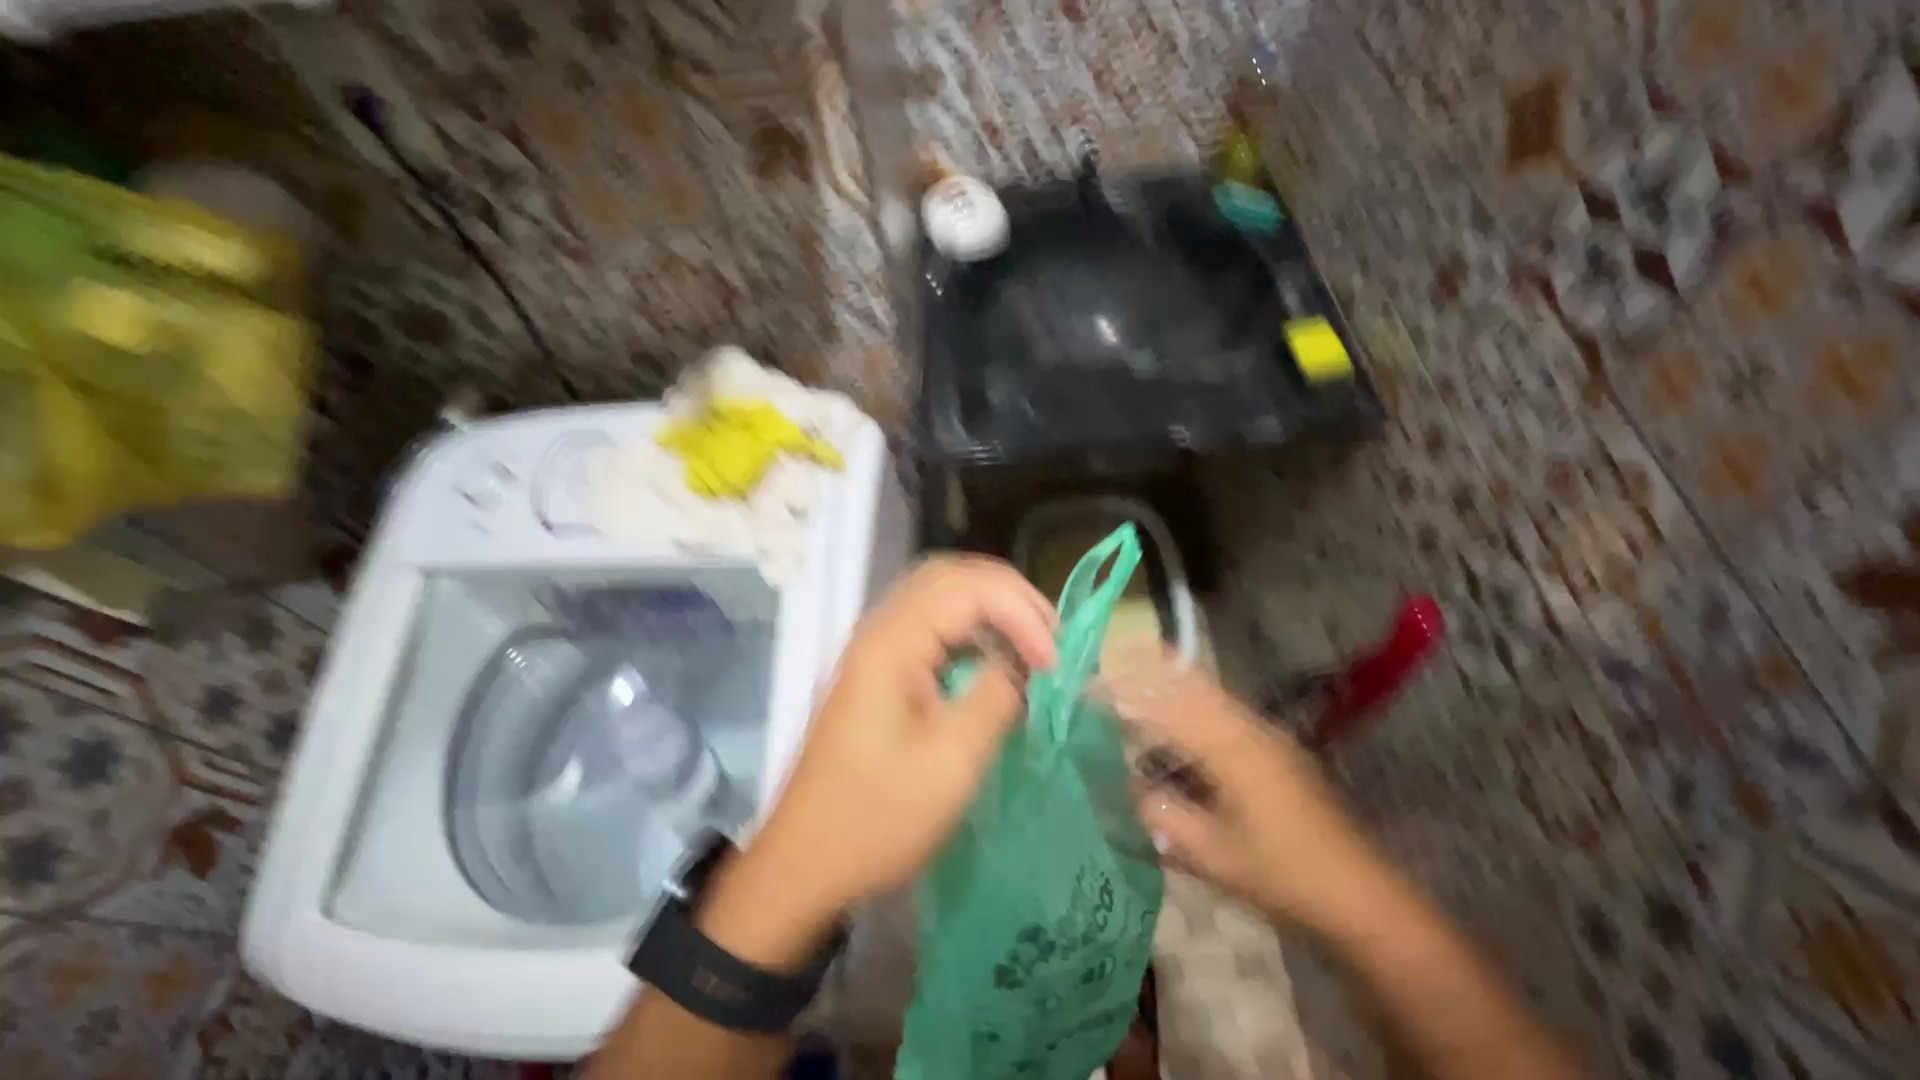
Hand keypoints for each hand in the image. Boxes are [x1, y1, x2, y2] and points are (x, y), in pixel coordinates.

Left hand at [702, 556, 1057, 963]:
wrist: (805, 862)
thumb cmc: (878, 816)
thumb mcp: (952, 761)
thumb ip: (997, 697)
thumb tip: (1030, 665)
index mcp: (892, 643)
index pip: (970, 588)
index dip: (1023, 614)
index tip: (1056, 664)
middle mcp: (879, 631)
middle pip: (951, 577)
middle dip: (1010, 598)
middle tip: (1052, 638)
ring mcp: (873, 652)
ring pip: (939, 599)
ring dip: (991, 611)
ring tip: (1033, 648)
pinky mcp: (876, 676)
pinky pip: (929, 630)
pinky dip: (970, 634)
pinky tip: (995, 664)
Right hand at [1097, 649, 1389, 932]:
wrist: (1358, 896)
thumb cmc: (1281, 877)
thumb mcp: (1211, 856)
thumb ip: (1161, 816)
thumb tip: (1124, 787)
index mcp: (1232, 750)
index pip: (1167, 707)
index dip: (1124, 694)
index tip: (1086, 688)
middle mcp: (1250, 731)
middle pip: (1192, 683)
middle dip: (1147, 670)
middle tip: (1105, 665)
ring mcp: (1268, 738)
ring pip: (1210, 693)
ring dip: (1169, 682)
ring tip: (1131, 678)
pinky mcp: (1277, 752)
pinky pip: (1224, 710)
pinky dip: (1191, 701)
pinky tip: (1176, 717)